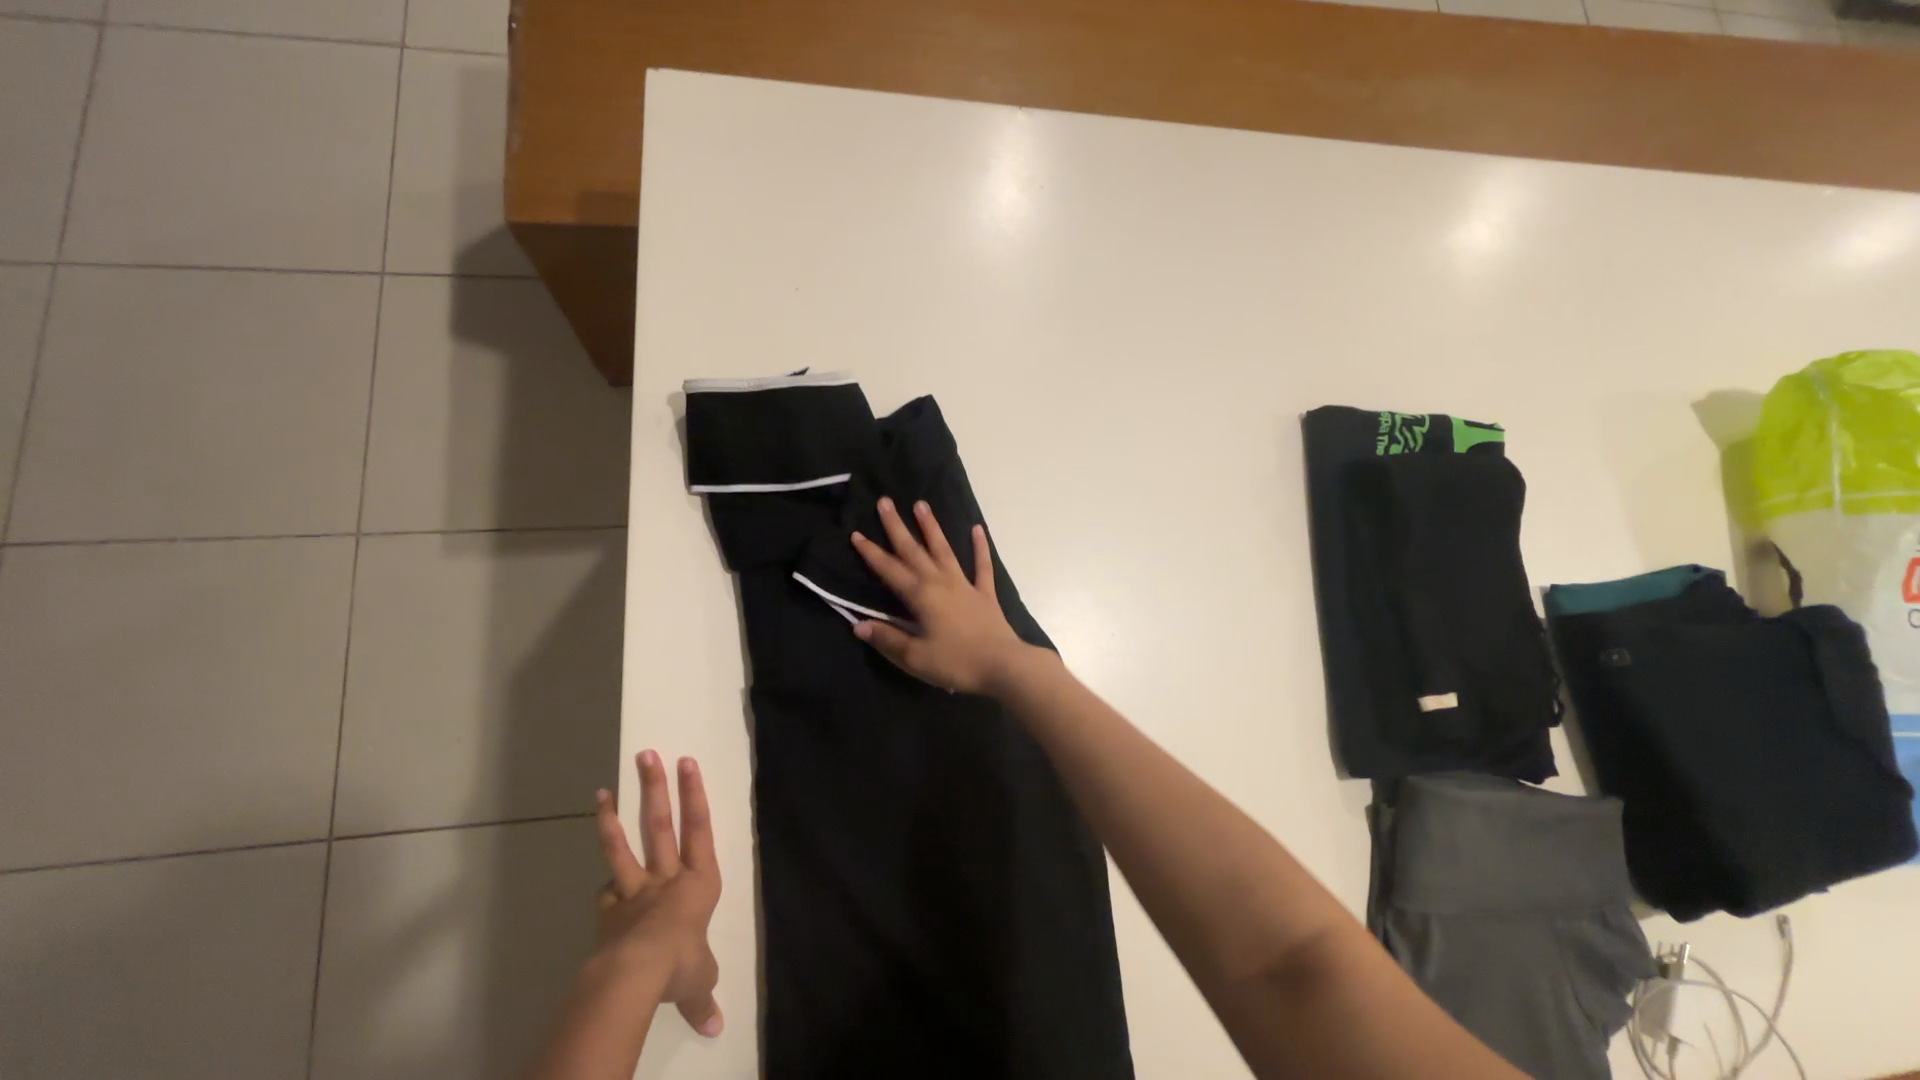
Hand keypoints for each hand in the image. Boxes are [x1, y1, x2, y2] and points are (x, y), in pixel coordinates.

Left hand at [592, 750, 722, 1037]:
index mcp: (699, 884)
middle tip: (648, 754)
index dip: (695, 795)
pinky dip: (606, 887)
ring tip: (603, 792)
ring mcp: (634, 891)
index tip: (687, 762)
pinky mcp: (609, 910)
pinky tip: (604, 885)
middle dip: (656, 788)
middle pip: (661, 825)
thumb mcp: (700, 982)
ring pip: (624, 847)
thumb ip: (703, 996)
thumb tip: (716, 1029)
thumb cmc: (681, 965)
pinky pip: (607, 893)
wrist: (635, 974)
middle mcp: (667, 878)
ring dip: (614, 819)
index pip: (699, 830)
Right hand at [849, 497, 1035, 694]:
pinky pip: (982, 565)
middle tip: (885, 502)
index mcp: (920, 596)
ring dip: (932, 527)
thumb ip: (887, 639)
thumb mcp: (915, 657)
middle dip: (897, 527)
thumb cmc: (956, 663)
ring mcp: (965, 585)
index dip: (871, 553)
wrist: (1003, 665)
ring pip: (944, 550)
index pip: (889, 570)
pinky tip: (978, 529)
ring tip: (921, 504)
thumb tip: (858, 625)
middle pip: (914, 551)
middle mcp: (940, 582)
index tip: (856, 533)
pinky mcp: (985, 594)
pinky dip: (980, 547)